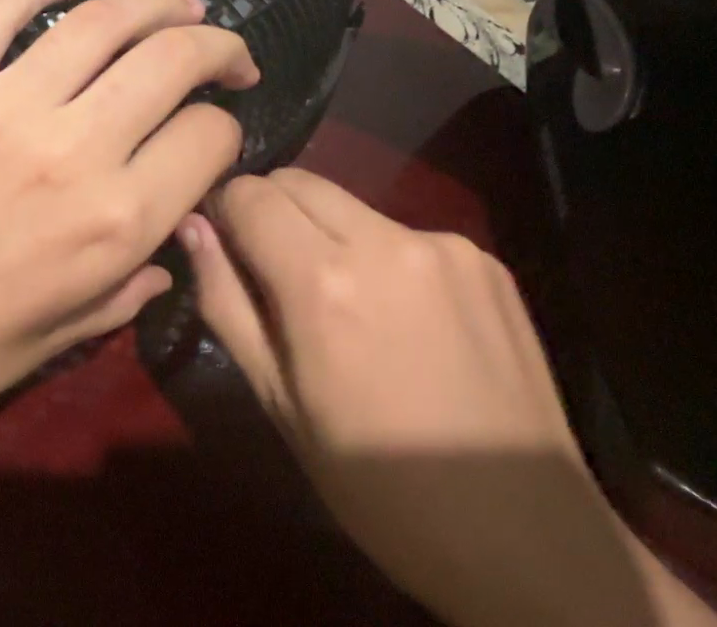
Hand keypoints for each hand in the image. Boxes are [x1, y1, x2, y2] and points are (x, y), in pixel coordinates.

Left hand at [0, 0, 258, 448]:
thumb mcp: (69, 334)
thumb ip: (134, 283)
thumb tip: (172, 238)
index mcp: (117, 221)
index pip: (209, 139)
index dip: (225, 131)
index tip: (212, 136)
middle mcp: (73, 150)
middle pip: (171, 61)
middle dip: (217, 46)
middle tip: (225, 53)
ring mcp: (2, 107)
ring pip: (98, 22)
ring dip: (152, 3)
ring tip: (178, 5)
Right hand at [181, 169, 716, 626]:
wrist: (524, 535)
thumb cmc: (376, 483)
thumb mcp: (277, 400)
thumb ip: (227, 301)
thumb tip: (192, 227)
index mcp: (323, 282)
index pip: (249, 194)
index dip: (223, 211)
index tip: (222, 246)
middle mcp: (385, 242)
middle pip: (299, 181)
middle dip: (268, 209)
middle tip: (268, 271)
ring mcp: (445, 246)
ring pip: (351, 203)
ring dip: (323, 230)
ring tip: (338, 301)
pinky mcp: (487, 262)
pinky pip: (404, 232)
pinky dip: (379, 254)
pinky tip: (399, 317)